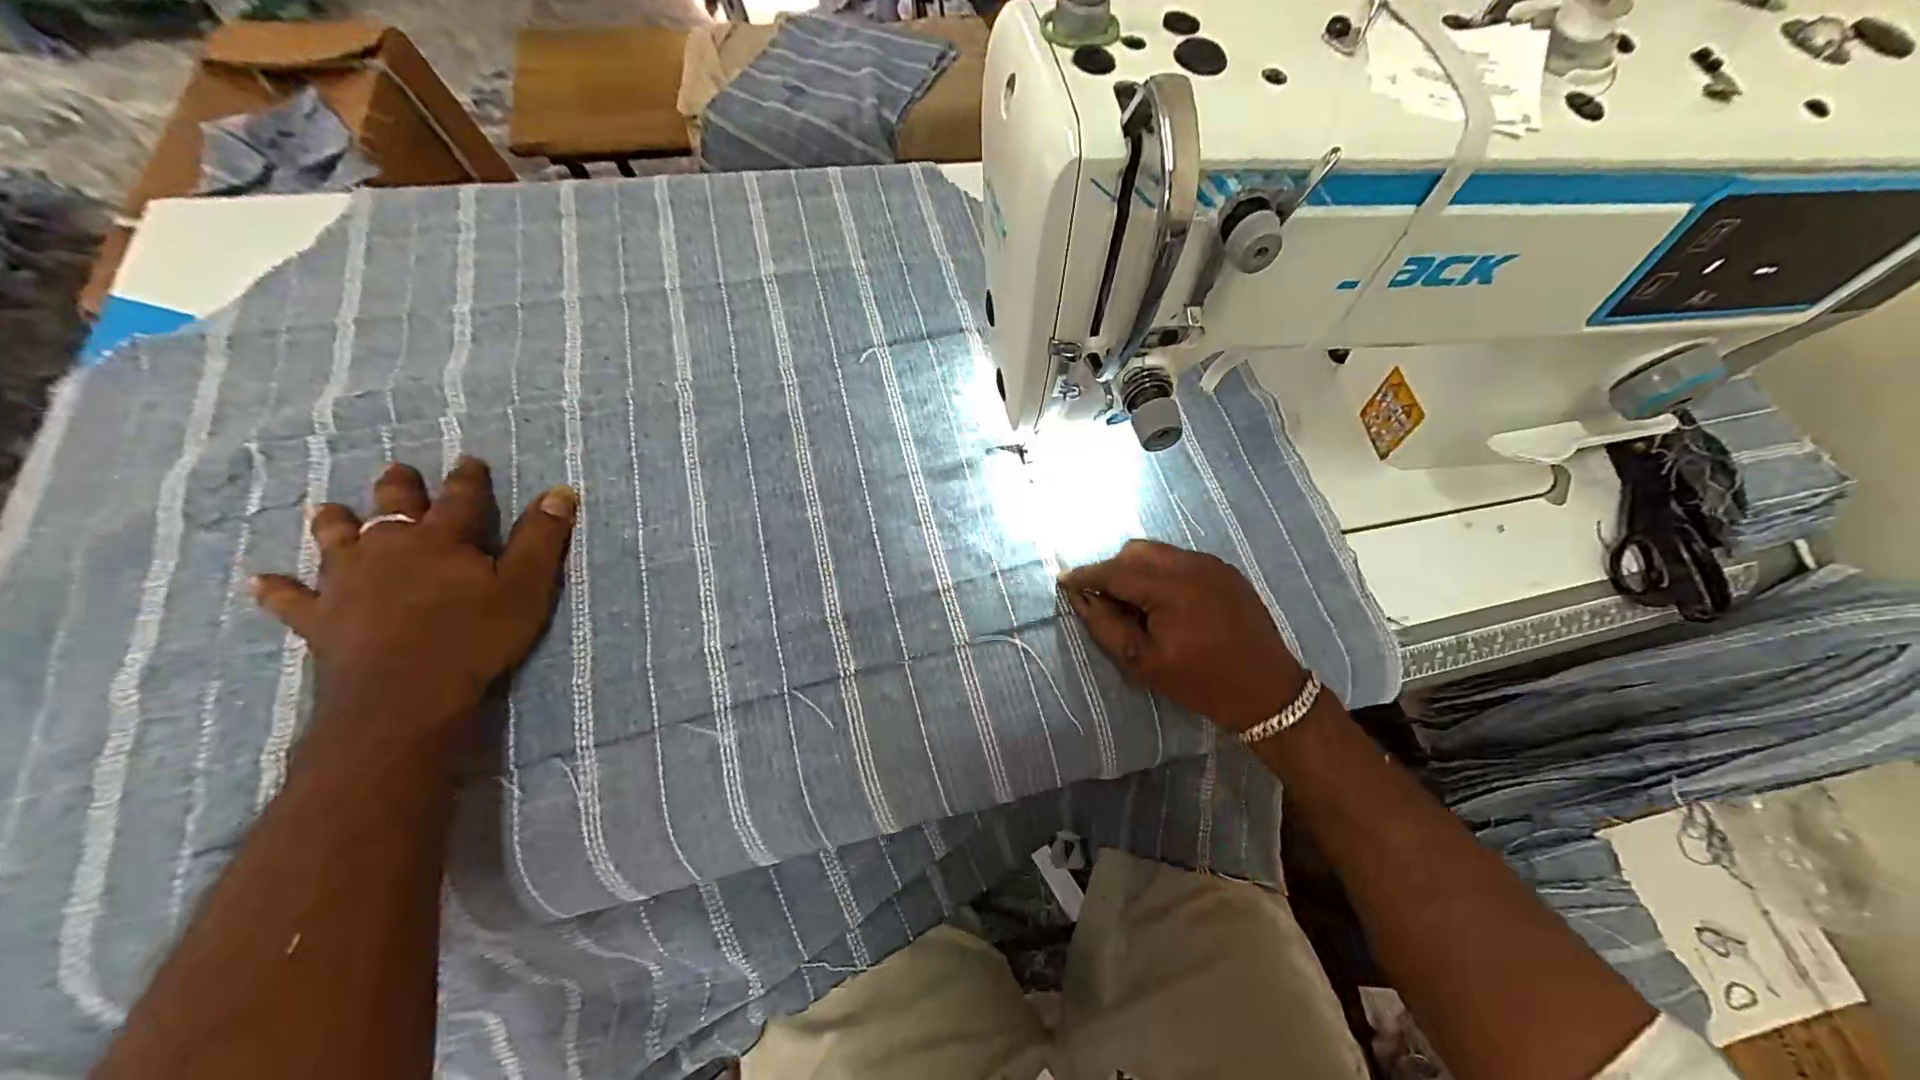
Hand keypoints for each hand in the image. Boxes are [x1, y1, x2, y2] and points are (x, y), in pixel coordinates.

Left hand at [253, 458, 576, 736]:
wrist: (405, 695)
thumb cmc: (475, 637)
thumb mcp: (526, 586)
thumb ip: (542, 538)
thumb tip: (561, 490)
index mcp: (442, 538)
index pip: (460, 497)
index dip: (467, 478)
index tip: (469, 460)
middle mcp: (389, 548)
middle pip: (392, 507)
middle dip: (398, 486)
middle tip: (397, 471)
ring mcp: (348, 582)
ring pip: (336, 540)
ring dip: (335, 524)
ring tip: (329, 510)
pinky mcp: (321, 619)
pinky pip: (292, 599)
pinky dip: (279, 590)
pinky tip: (262, 582)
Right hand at [1059, 539, 1307, 733]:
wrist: (1267, 690)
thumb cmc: (1201, 682)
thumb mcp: (1144, 662)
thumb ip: (1105, 626)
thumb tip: (1081, 598)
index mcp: (1171, 586)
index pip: (1115, 571)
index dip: (1086, 576)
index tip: (1063, 581)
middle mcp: (1192, 564)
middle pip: (1135, 552)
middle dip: (1112, 571)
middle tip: (1104, 603)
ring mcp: (1212, 564)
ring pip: (1157, 552)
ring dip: (1136, 570)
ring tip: (1135, 605)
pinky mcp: (1225, 571)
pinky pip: (1180, 560)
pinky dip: (1160, 573)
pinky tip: (1164, 604)